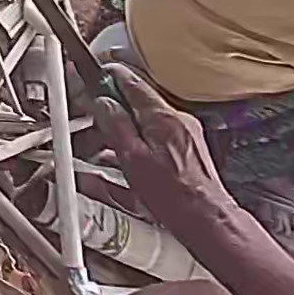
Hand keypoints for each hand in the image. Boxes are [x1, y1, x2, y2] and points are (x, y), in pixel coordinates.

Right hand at [91, 65, 237, 236]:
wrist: (205, 219)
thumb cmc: (172, 195)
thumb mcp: (132, 158)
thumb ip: (116, 125)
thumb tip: (102, 102)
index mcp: (162, 116)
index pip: (132, 81)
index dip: (108, 75)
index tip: (91, 75)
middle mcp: (176, 119)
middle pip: (136, 101)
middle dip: (110, 106)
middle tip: (88, 114)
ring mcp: (183, 134)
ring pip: (143, 120)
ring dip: (119, 127)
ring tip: (97, 144)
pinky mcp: (185, 150)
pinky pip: (153, 136)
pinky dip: (134, 142)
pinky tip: (119, 159)